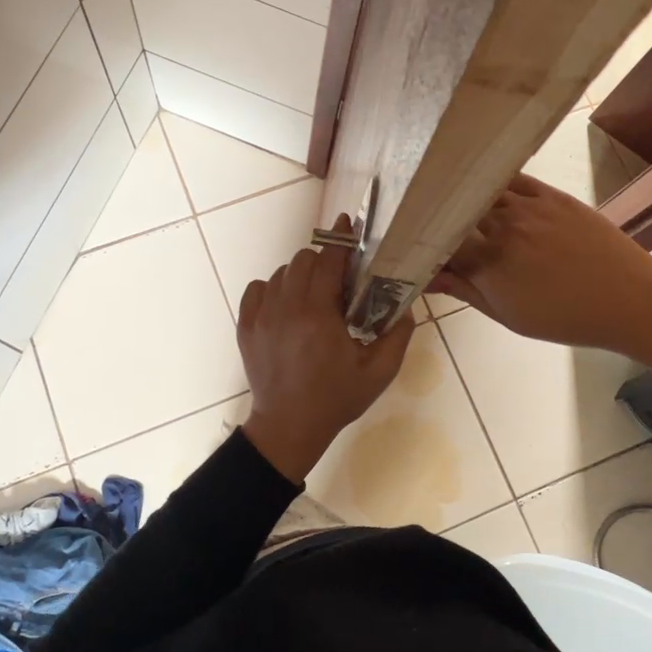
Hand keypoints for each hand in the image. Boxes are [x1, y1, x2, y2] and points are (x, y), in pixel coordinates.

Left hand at [238, 216, 414, 482]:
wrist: (289, 427)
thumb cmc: (336, 399)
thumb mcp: (379, 372)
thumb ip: (397, 334)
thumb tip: (405, 304)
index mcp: (318, 315)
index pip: (328, 262)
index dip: (340, 240)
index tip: (348, 224)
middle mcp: (286, 308)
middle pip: (302, 260)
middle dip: (322, 262)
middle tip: (338, 282)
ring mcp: (261, 317)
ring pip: (280, 274)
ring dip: (299, 277)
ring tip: (314, 298)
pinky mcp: (246, 327)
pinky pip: (257, 289)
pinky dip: (273, 289)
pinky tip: (287, 306)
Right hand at [426, 174, 651, 388]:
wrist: (631, 300)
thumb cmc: (567, 318)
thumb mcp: (510, 316)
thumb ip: (466, 291)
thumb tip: (426, 278)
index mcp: (488, 266)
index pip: (438, 243)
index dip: (419, 240)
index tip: (407, 240)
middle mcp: (502, 229)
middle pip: (453, 211)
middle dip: (434, 213)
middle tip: (419, 213)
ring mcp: (527, 207)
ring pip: (478, 191)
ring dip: (460, 193)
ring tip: (443, 191)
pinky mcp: (550, 194)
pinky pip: (510, 178)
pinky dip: (490, 180)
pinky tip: (479, 179)